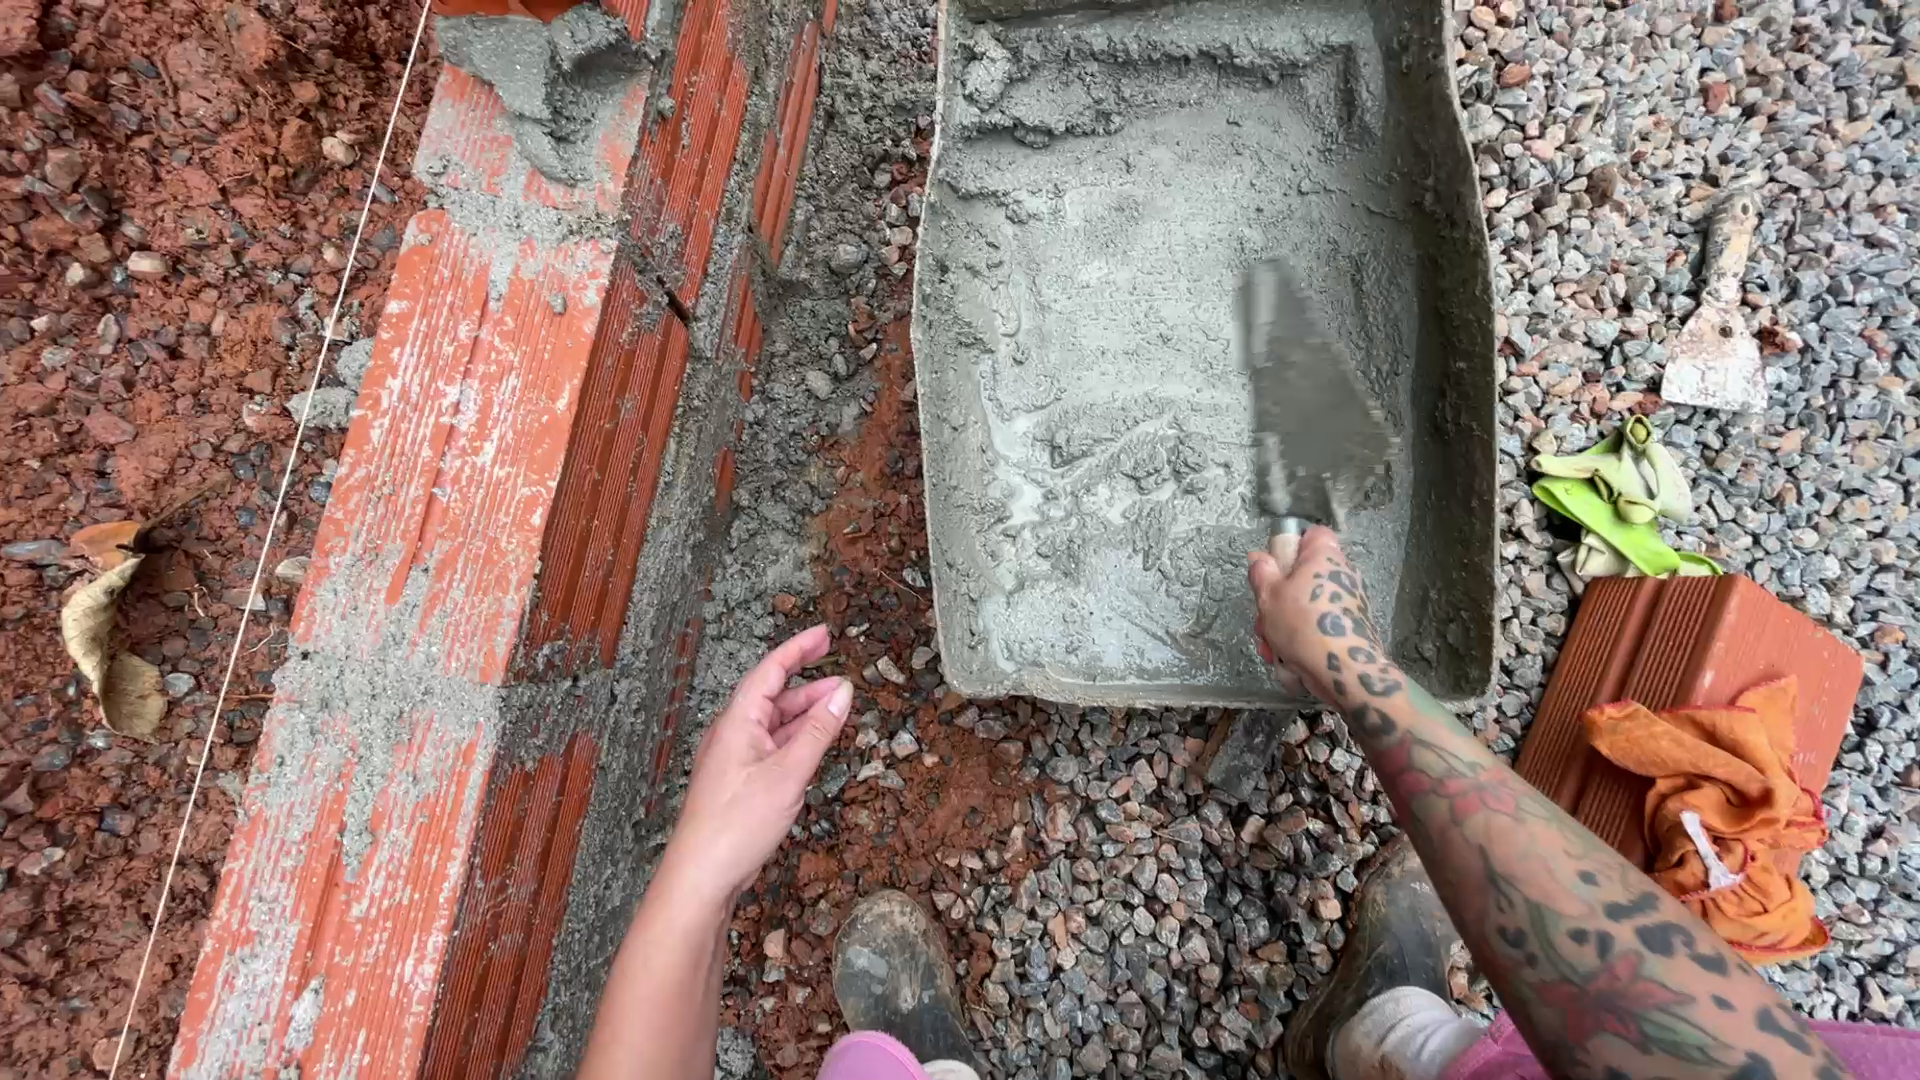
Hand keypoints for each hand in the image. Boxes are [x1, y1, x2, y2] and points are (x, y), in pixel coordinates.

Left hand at [659, 624, 853, 907]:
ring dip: (806, 710)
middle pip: (773, 693)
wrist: (700, 879)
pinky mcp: (741, 781)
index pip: (771, 670)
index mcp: (738, 721)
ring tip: (838, 704)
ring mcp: (736, 758)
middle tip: (836, 663)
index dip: (799, 648)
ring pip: (775, 722)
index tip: (824, 634)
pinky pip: (774, 745)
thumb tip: (843, 693)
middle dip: (807, 678)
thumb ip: (818, 732)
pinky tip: (815, 742)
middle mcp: (734, 733)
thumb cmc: (736, 826)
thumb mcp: (788, 774)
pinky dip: (798, 737)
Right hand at [1246, 526, 1386, 702]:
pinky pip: (1316, 627)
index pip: (1313, 534)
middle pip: (1302, 576)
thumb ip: (1261, 572)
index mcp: (1325, 558)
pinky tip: (1286, 660)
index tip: (1274, 566)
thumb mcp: (1269, 595)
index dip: (1291, 544)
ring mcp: (1348, 605)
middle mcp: (1342, 576)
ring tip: (1272, 646)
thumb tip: (1260, 557)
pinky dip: (1300, 641)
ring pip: (1305, 606)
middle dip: (1277, 598)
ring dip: (1283, 625)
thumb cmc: (1302, 624)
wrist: (1342, 671)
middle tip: (1264, 616)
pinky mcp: (1349, 630)